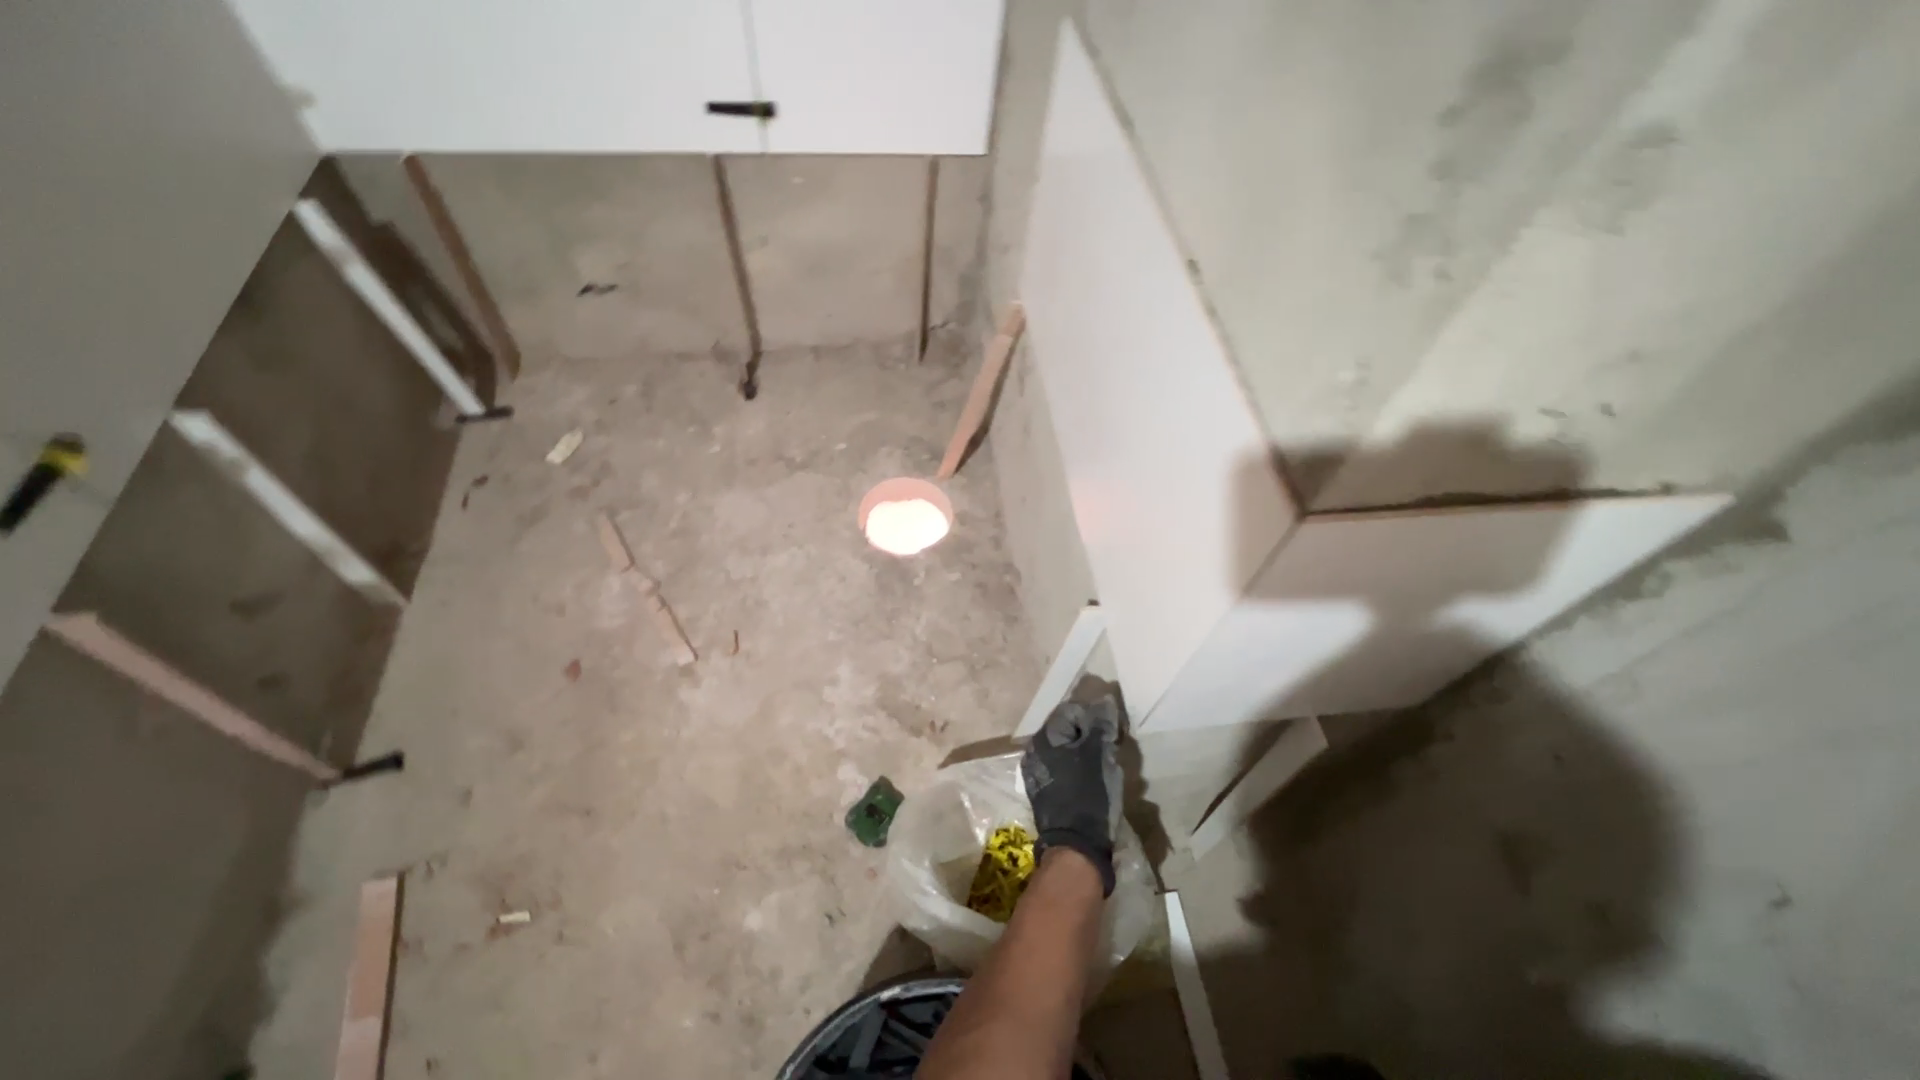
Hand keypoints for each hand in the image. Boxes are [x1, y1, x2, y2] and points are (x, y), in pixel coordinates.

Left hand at [1020, 678, 1123, 896]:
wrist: (1077, 847)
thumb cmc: (1089, 795)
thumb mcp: (1100, 754)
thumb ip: (1101, 724)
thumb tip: (1104, 700)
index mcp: (1044, 739)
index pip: (1071, 711)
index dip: (1095, 716)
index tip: (1114, 732)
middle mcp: (1034, 753)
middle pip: (1068, 731)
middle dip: (1092, 735)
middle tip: (1113, 748)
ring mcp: (1038, 775)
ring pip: (1067, 752)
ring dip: (1087, 754)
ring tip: (1107, 767)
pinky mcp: (1045, 794)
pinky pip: (1065, 771)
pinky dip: (1081, 771)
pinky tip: (1095, 784)